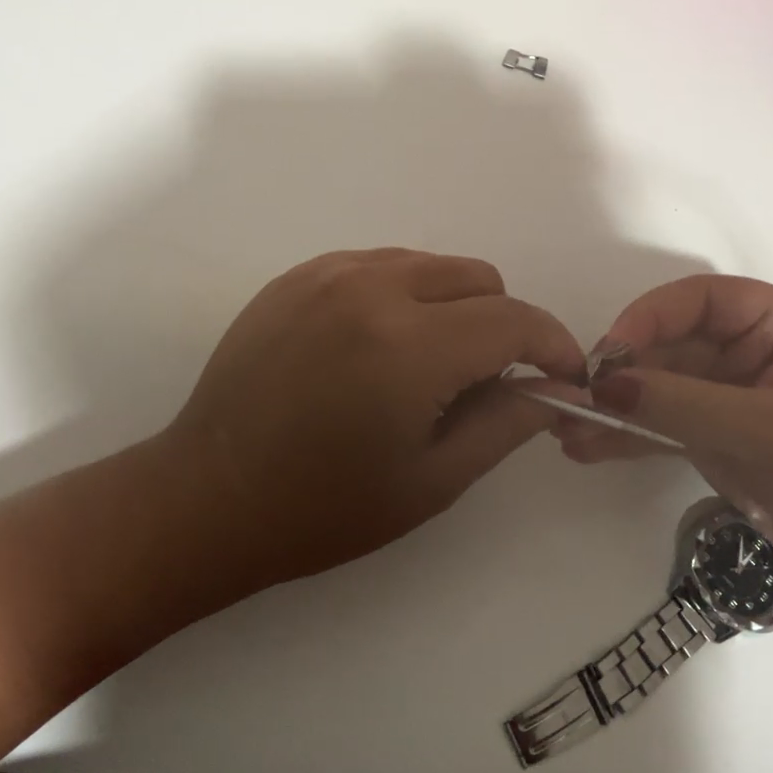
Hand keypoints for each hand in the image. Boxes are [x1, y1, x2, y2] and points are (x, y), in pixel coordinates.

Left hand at [158, 249, 585, 595]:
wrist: (208, 495)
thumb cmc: (323, 508)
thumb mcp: (432, 480)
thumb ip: (506, 421)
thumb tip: (556, 387)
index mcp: (410, 343)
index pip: (514, 319)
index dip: (553, 346)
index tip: (563, 377)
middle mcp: (370, 287)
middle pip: (476, 277)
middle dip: (501, 325)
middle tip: (482, 384)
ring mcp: (326, 275)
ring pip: (427, 265)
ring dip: (450, 306)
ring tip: (424, 368)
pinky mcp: (294, 278)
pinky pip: (374, 267)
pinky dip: (399, 296)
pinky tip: (374, 349)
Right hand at [555, 275, 772, 576]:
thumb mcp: (765, 432)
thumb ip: (682, 404)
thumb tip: (603, 385)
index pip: (700, 300)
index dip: (647, 318)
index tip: (606, 355)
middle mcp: (749, 348)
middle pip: (668, 343)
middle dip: (619, 370)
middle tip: (570, 397)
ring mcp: (728, 392)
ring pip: (656, 385)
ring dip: (613, 406)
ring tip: (564, 427)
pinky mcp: (714, 431)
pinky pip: (661, 422)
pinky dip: (626, 434)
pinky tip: (585, 447)